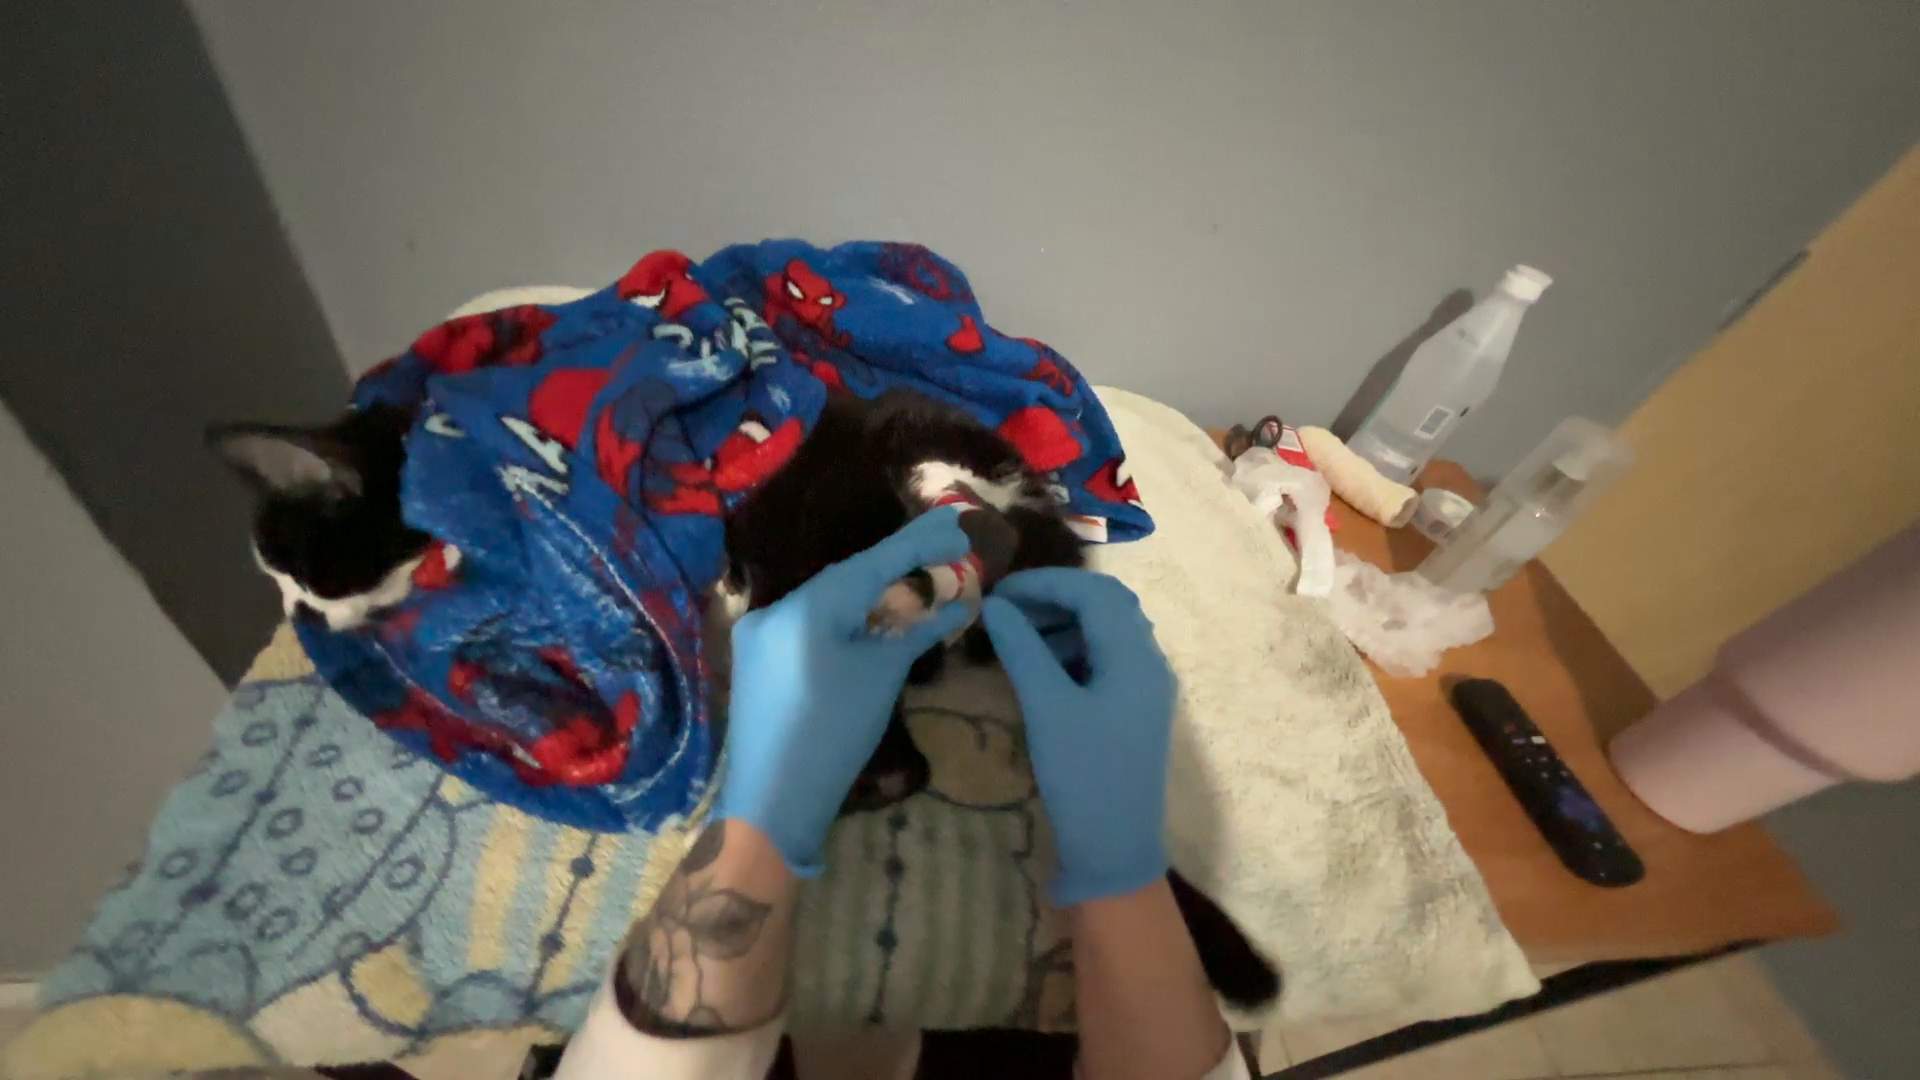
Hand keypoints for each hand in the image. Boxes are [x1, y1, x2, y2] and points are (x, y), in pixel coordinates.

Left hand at [717, 507, 971, 875]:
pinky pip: (810, 623)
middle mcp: (774, 608)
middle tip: (947, 541)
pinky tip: (874, 614)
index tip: (956, 528)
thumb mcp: (882, 677)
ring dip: (874, 590)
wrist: (770, 804)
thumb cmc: (834, 737)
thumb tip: (954, 605)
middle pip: (848, 577)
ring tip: (918, 576)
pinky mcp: (758, 656)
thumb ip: (917, 632)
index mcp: (804, 609)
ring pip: (828, 599)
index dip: (917, 544)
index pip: (871, 564)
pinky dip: (847, 616)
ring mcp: (760, 633)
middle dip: (898, 562)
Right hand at [981, 568, 1175, 906]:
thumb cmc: (1083, 776)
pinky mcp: (1133, 706)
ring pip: (1106, 630)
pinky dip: (1073, 648)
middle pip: (1105, 604)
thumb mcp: (1047, 708)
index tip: (999, 593)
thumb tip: (994, 606)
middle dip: (1055, 598)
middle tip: (1009, 609)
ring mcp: (1144, 685)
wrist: (1115, 850)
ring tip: (1019, 635)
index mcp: (1135, 656)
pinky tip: (1042, 665)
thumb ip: (1022, 649)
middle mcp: (1148, 661)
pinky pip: (1105, 658)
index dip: (1044, 584)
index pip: (1092, 593)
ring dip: (1063, 622)